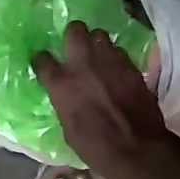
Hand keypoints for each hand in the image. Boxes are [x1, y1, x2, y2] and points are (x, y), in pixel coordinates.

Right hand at [31, 20, 173, 174]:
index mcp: (61, 83)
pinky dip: (115, 57)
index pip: (42, 59)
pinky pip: (119, 51)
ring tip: (99, 56)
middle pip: (75, 30)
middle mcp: (83, 64)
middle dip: (74, 35)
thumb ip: (65, 103)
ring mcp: (110, 61)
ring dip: (97, 43)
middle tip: (75, 47)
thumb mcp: (68, 128)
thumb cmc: (96, 147)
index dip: (43, 61)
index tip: (45, 64)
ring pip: (100, 35)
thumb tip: (66, 96)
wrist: (137, 148)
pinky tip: (117, 69)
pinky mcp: (131, 65)